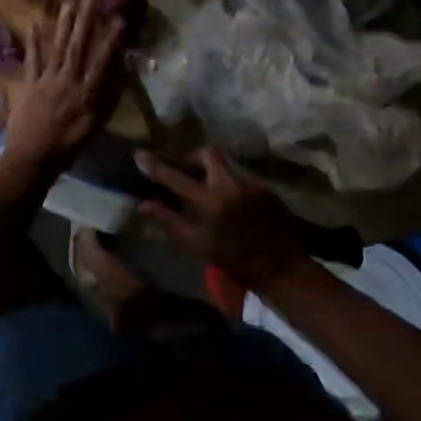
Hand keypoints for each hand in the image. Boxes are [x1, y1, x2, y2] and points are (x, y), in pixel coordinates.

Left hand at [0, 0, 125, 178]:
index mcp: (87, 93)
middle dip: (86, 20)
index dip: (112, 38)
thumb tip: (123, 69)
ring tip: (69, 2)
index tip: (119, 17)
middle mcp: (67, 81)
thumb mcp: (96, 125)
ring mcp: (46, 80)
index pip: (103, 60)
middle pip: (78, 46)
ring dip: (64, 24)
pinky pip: (33, 60)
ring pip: (58, 47)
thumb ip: (109, 96)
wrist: (32, 158)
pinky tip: (36, 24)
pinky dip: (35, 43)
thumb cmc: (69, 146)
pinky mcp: (29, 84)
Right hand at [135, 147, 311, 287]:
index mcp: (209, 201)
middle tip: (184, 171)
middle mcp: (231, 184)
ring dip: (211, 168)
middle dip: (191, 157)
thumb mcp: (195, 244)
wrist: (281, 268)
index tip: (139, 154)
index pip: (175, 176)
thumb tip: (143, 204)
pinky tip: (228, 198)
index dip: (155, 165)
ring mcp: (252, 183)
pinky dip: (228, 180)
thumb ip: (168, 220)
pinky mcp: (266, 188)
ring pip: (226, 161)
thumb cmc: (233, 260)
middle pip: (207, 153)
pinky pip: (241, 174)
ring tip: (206, 185)